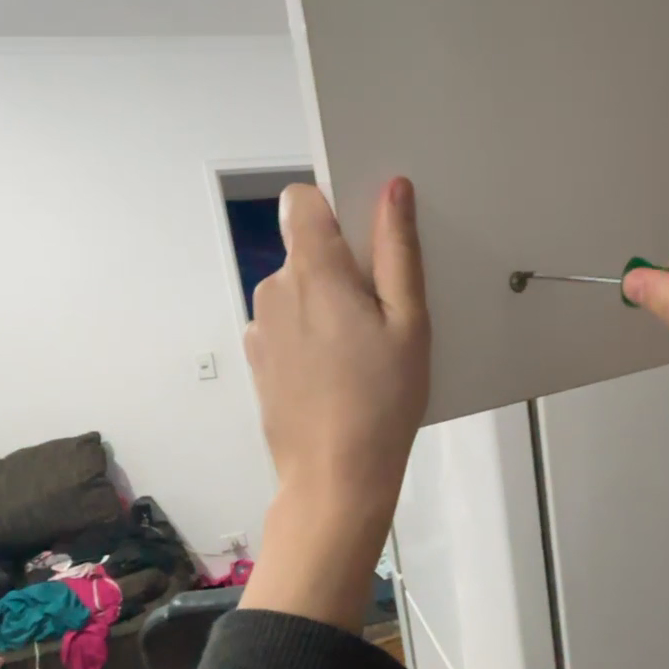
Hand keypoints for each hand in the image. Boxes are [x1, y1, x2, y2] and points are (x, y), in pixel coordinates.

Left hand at [240, 178, 428, 629]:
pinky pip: (288, 327)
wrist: (335, 478)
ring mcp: (260, 328)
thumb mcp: (410, 324)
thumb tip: (392, 190)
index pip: (302, 200)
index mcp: (314, 273)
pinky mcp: (258, 360)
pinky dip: (312, 338)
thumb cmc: (381, 404)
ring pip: (298, 292)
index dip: (334, 211)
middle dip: (342, 270)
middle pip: (306, 251)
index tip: (365, 245)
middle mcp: (274, 291)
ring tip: (362, 355)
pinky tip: (339, 376)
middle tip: (380, 318)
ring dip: (327, 307)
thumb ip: (399, 251)